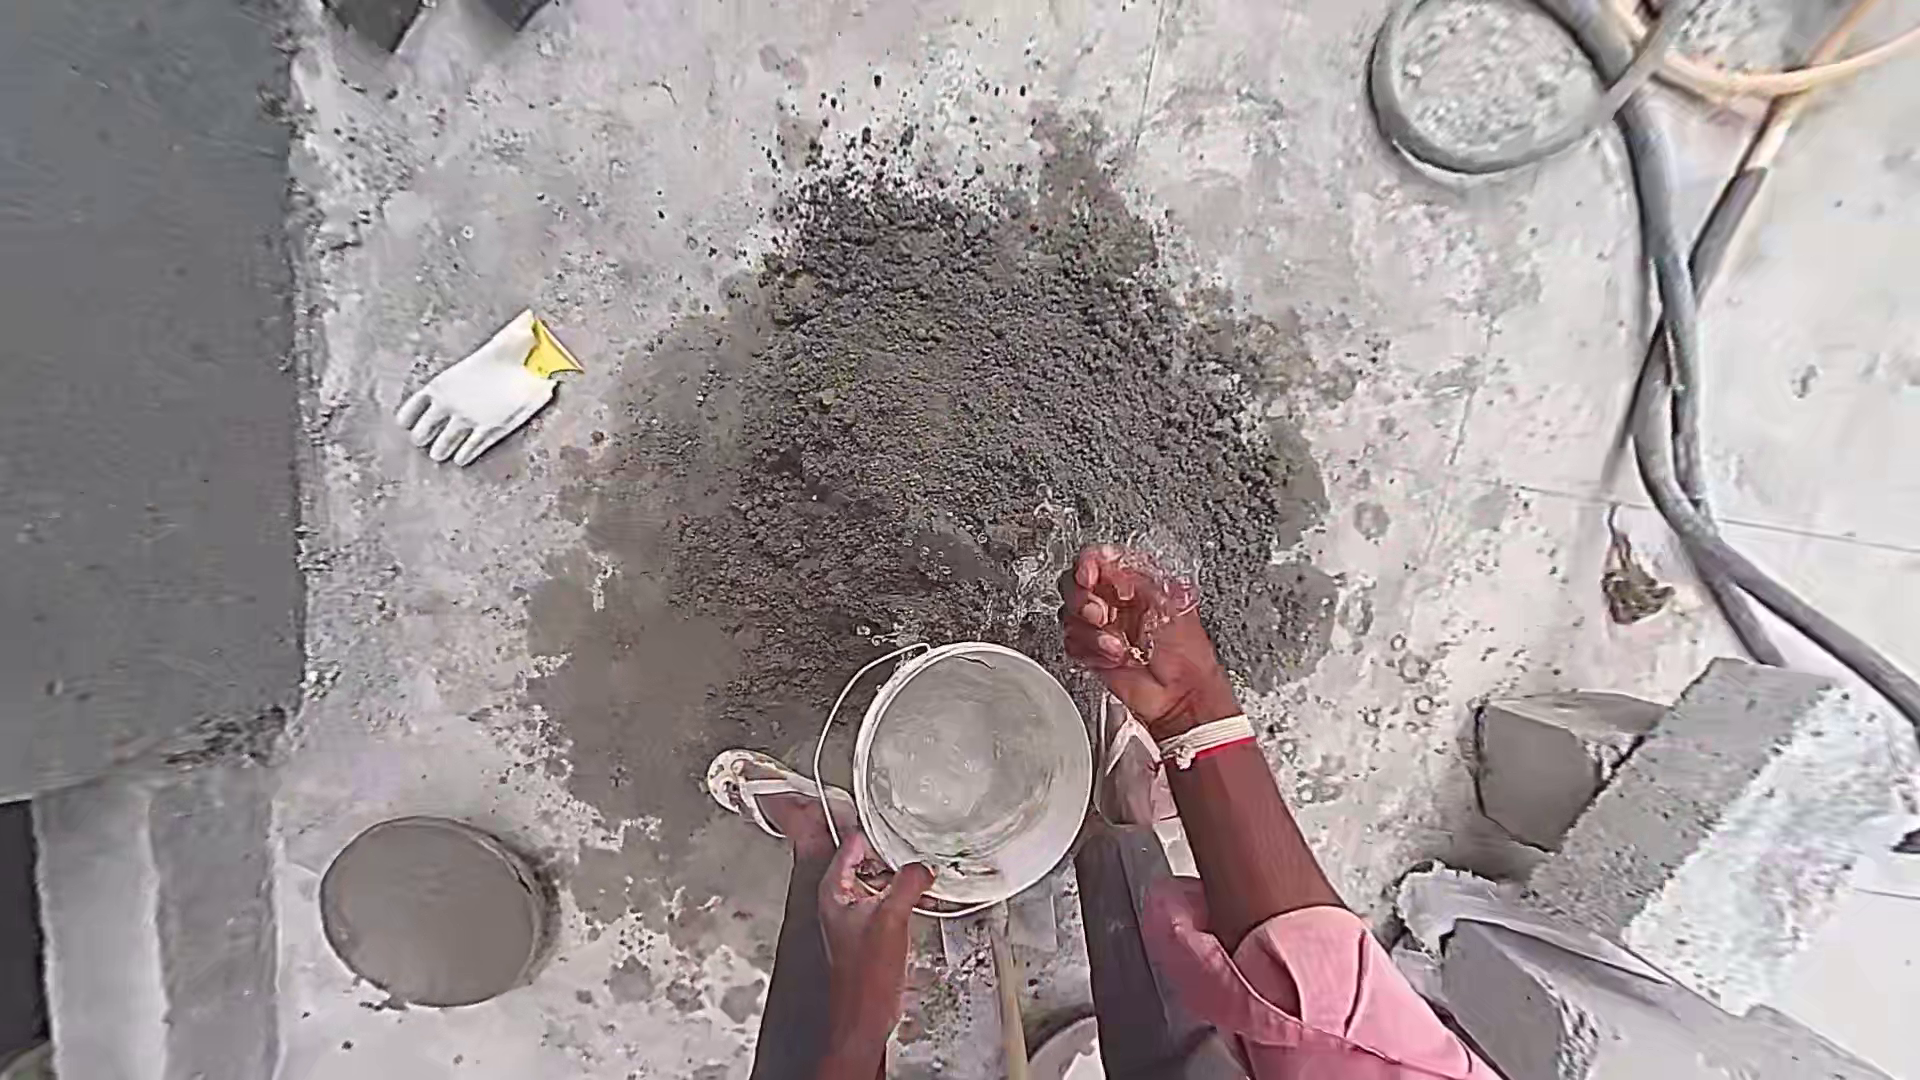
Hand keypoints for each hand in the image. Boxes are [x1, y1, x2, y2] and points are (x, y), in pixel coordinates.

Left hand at [815, 832, 933, 1076]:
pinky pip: (889, 897)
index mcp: (834, 889)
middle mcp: (841, 897)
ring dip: (902, 877)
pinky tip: (924, 896)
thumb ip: (908, 883)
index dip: (878, 836)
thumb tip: (923, 866)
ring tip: (923, 874)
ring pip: (881, 878)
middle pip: (869, 858)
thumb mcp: (891, 918)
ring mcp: (856, 912)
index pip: (854, 843)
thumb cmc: (864, 979)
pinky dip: (905, 894)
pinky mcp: (871, 927)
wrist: (866, 1019)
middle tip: (916, 854)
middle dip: (894, 857)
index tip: (900, 835)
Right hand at [1059, 544, 1240, 738]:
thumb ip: (1132, 577)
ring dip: (1090, 632)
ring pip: (1069, 614)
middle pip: (1073, 584)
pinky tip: (1112, 657)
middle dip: (1082, 599)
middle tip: (1099, 613)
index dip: (1088, 564)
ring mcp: (1102, 626)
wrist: (1182, 697)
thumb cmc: (1187, 654)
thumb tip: (1103, 560)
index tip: (1089, 575)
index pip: (1099, 560)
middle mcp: (1115, 601)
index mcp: (1135, 582)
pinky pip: (1072, 642)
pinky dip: (1089, 650)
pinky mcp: (1092, 650)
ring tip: (1116, 644)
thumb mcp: (1165, 602)